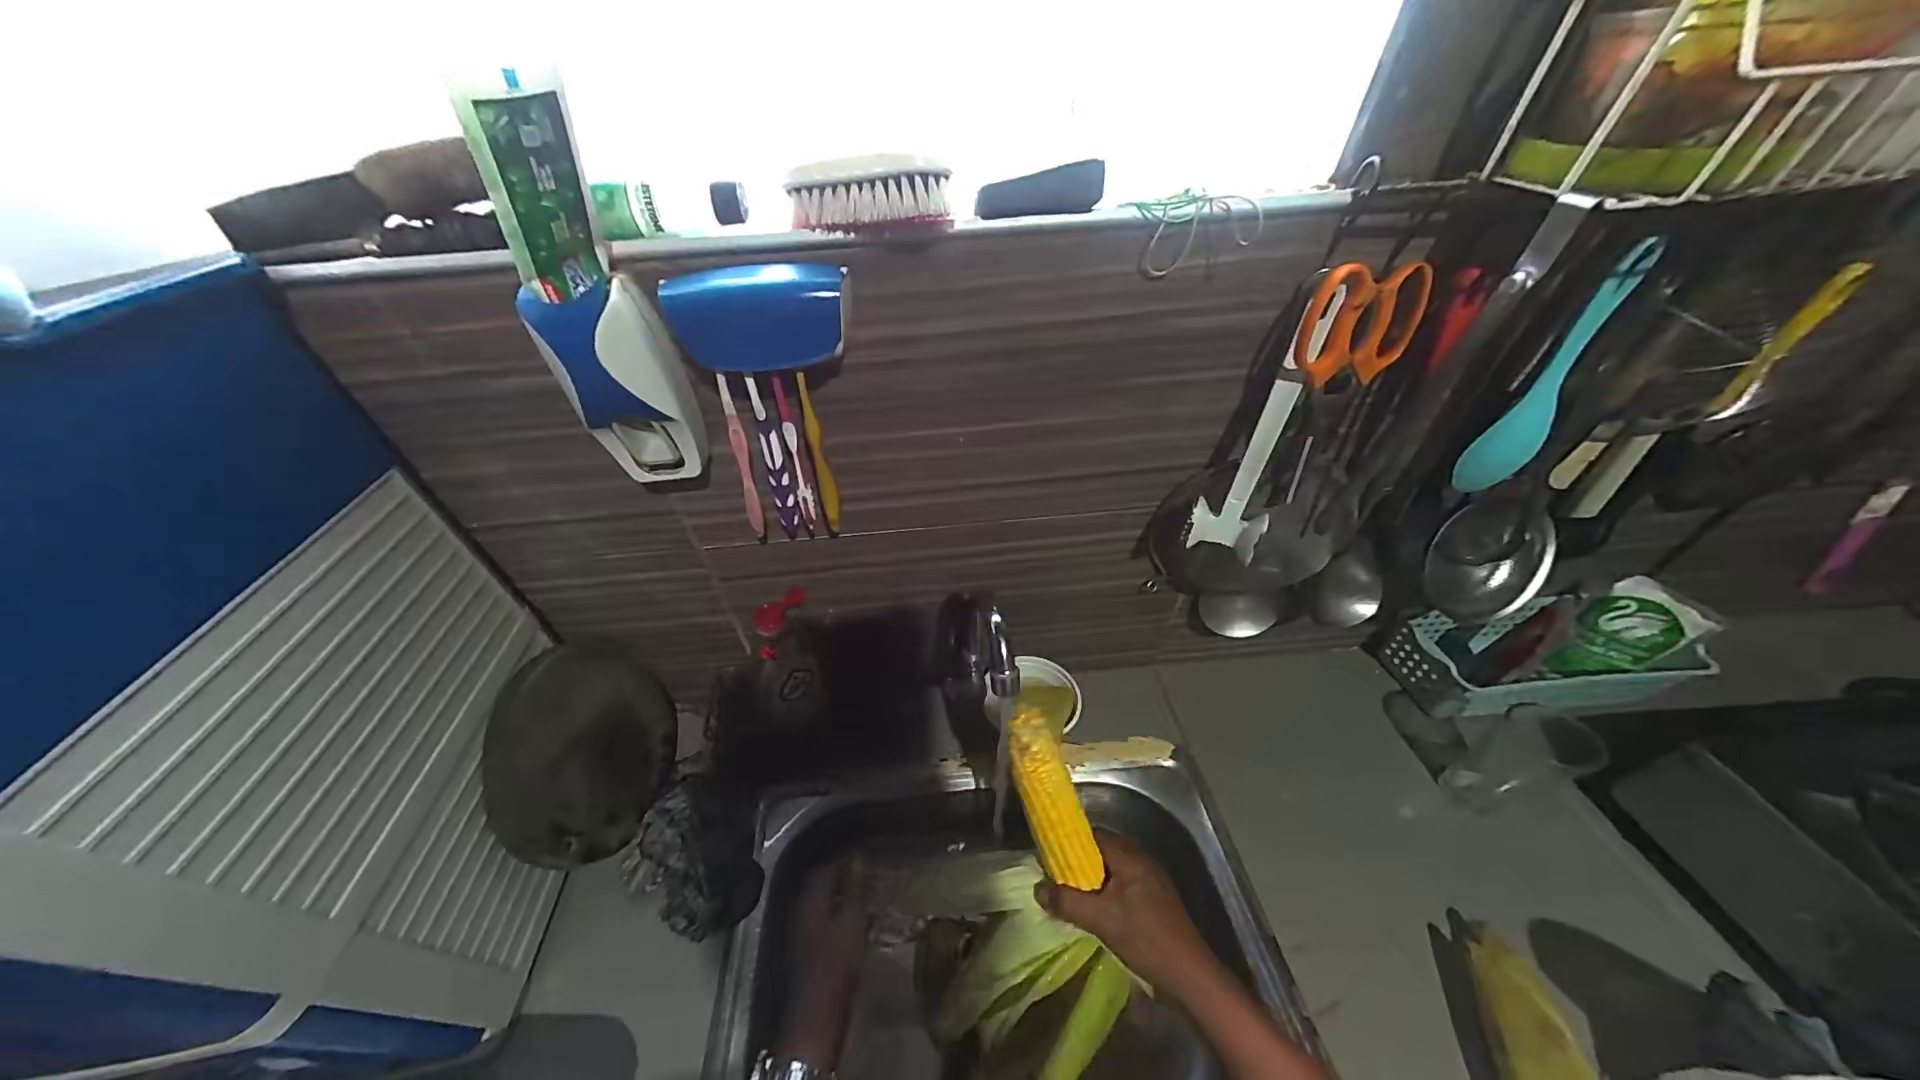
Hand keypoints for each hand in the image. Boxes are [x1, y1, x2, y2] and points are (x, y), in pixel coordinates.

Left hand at [774, 858, 871, 1067]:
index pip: (823, 868)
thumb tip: (859, 861)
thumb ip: (855, 890)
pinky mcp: (806, 949)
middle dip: (840, 876)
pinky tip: (853, 919)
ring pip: (820, 902)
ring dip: (839, 895)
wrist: (818, 1012)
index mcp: (810, 900)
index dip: (842, 860)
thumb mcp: (853, 922)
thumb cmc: (837, 962)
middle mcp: (800, 910)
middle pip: (819, 884)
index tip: (862, 857)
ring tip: (863, 894)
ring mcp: (801, 931)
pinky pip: (821, 919)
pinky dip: (836, 913)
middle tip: (864, 874)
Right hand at [1032, 830, 1217, 994]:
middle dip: (1080, 861)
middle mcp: (1143, 862)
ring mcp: (1153, 881)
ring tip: (1073, 894)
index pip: (1095, 836)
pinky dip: (1107, 891)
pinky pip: (1124, 884)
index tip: (1050, 856)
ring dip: (1093, 878)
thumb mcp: (1101, 921)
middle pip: (1104, 851)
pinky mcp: (1156, 899)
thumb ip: (1067, 902)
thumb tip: (1037, 889)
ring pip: (1114, 869)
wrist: (1189, 975)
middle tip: (1058, 876)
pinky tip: (1097, 910)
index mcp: (1132, 858)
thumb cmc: (1145, 939)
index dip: (1070, 843)